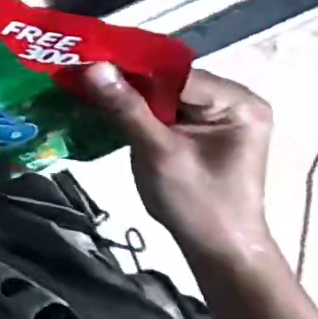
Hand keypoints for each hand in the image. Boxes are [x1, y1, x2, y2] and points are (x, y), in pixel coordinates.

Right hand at [80, 64, 277, 272]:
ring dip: (128, 95)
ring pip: (162, 92)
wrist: (219, 253)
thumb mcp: (159, 153)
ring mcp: (216, 113)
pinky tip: (108, 108)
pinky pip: (163, 108)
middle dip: (126, 81)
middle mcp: (231, 99)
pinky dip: (137, 110)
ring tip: (87, 89)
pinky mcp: (200, 127)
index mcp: (236, 102)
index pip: (174, 72)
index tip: (87, 64)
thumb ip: (127, 108)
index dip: (130, 69)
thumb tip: (93, 66)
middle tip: (81, 76)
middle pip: (167, 79)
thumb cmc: (197, 205)